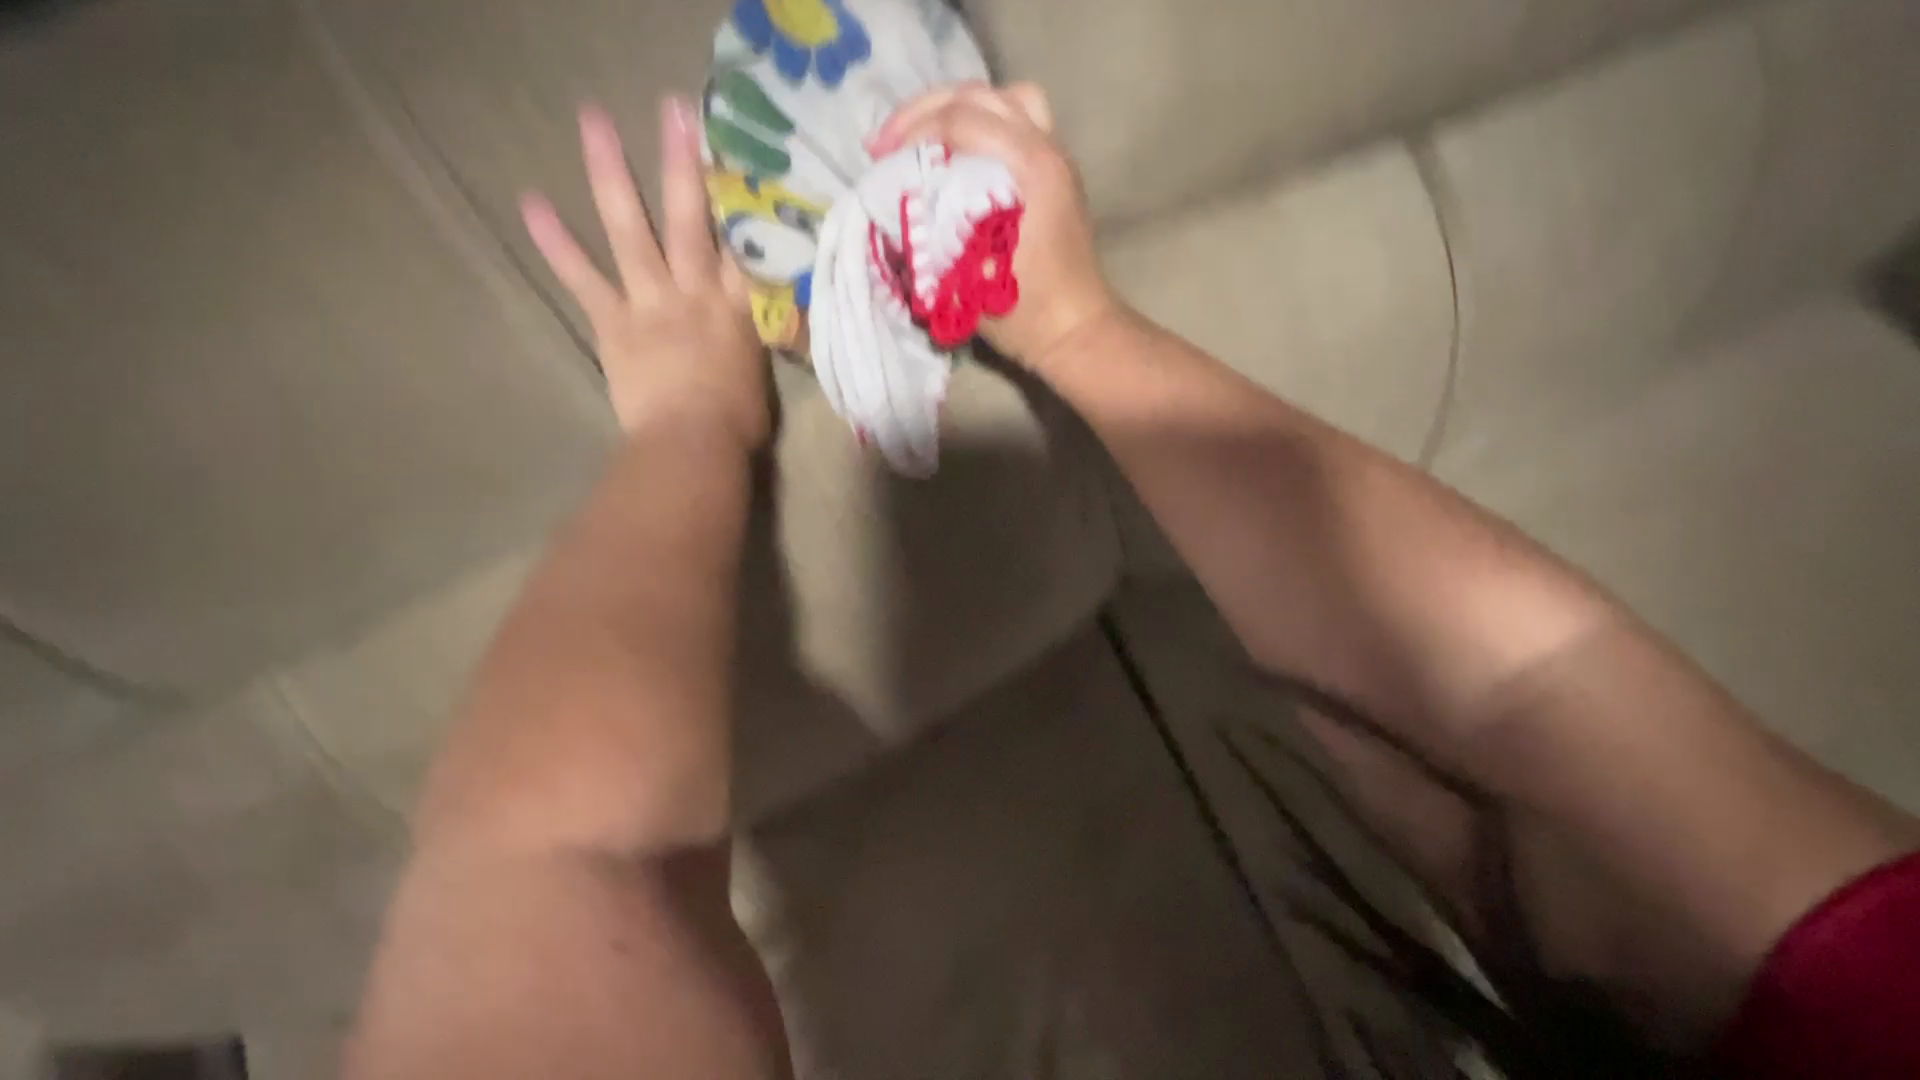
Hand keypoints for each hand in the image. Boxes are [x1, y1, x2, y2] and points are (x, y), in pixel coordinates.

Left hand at [522, 99, 770, 450]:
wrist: (693, 446)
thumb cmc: (737, 424)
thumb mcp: (760, 375)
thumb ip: (752, 340)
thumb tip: (751, 324)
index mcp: (741, 308)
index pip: (743, 242)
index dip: (742, 197)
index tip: (739, 155)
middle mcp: (696, 291)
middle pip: (690, 218)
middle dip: (682, 162)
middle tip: (671, 109)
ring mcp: (651, 302)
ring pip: (631, 229)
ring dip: (611, 174)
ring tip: (593, 122)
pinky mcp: (614, 323)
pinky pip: (583, 277)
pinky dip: (556, 242)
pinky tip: (531, 202)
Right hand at [869, 83, 1121, 372]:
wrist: (1077, 333)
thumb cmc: (1025, 313)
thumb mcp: (967, 279)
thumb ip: (930, 236)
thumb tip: (892, 210)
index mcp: (1030, 167)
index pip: (960, 119)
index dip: (910, 132)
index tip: (878, 158)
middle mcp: (1047, 149)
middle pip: (980, 95)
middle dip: (926, 111)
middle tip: (889, 141)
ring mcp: (1056, 158)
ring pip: (1005, 100)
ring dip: (958, 110)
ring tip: (924, 137)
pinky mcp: (1056, 175)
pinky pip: (1017, 123)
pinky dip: (981, 126)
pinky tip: (955, 156)